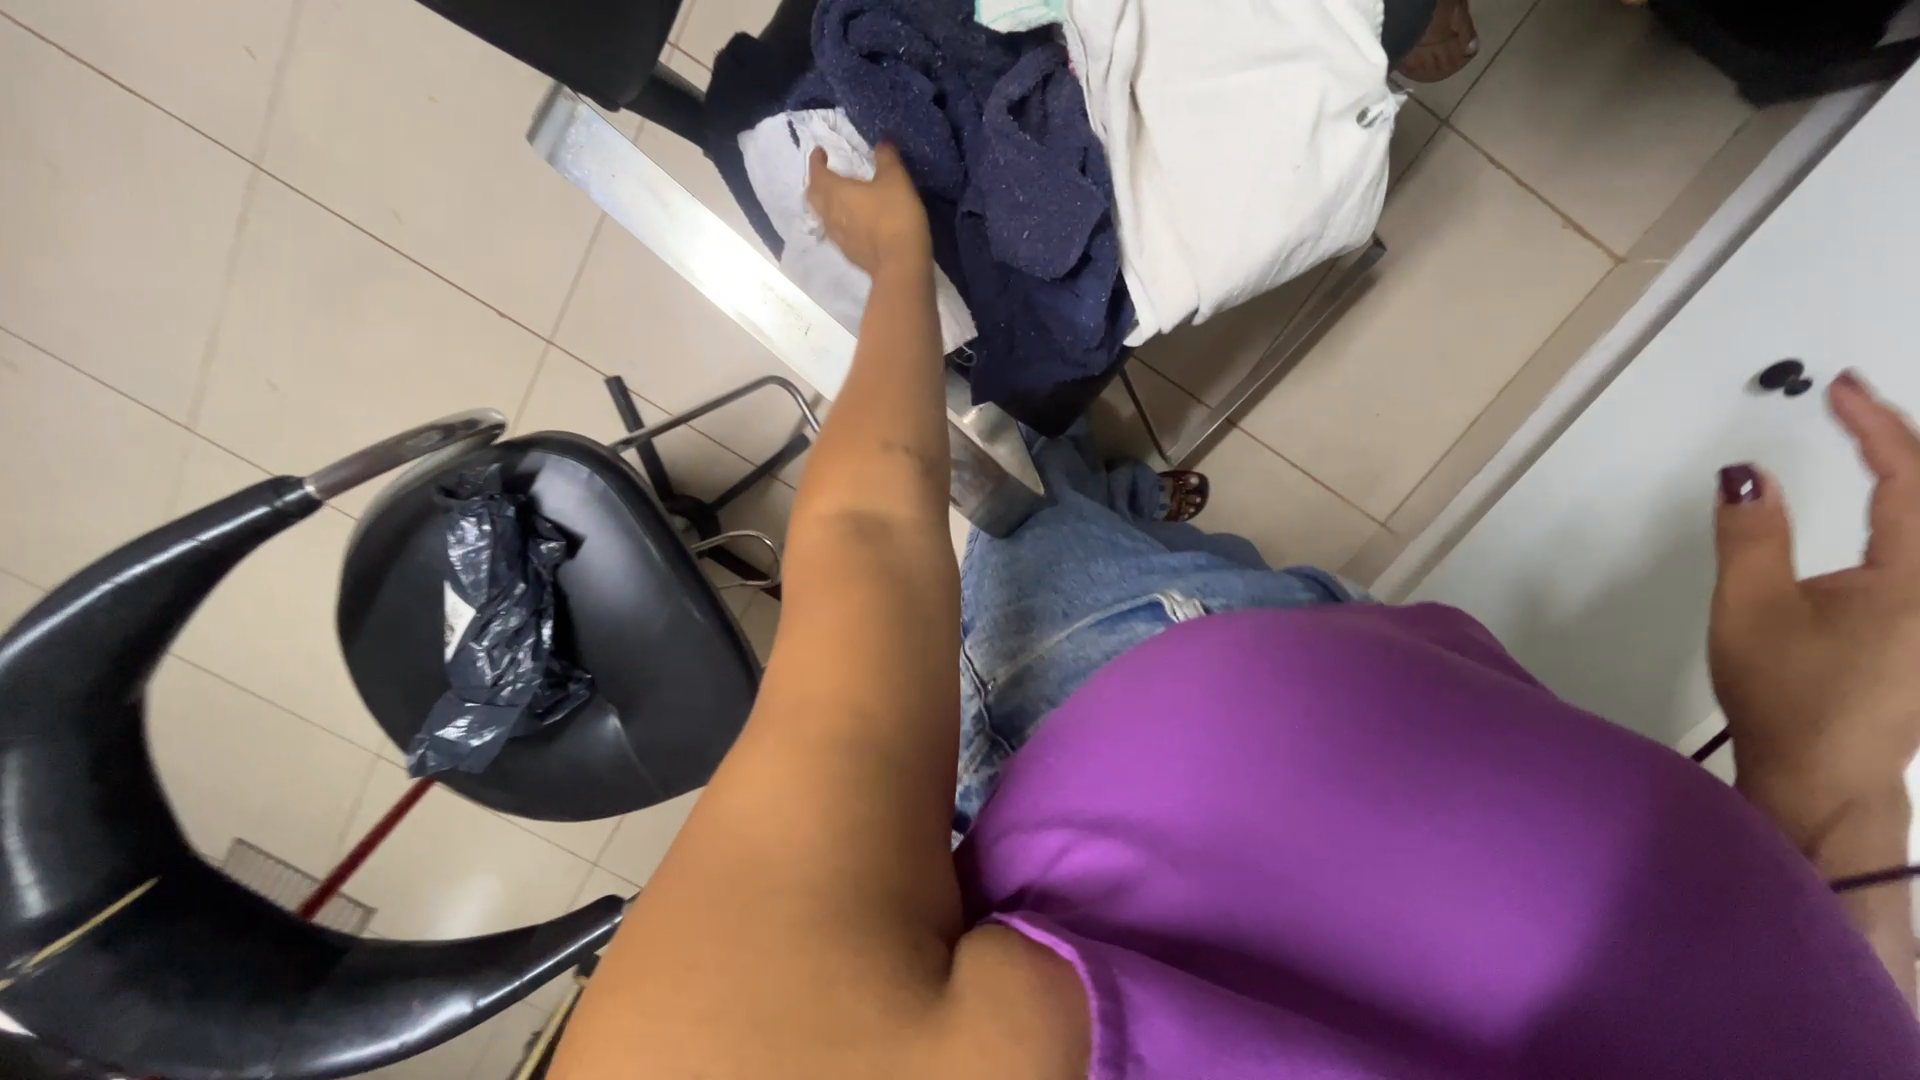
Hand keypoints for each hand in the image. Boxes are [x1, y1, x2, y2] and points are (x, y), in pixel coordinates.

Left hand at [807, 143, 931, 279]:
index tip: (819, 152)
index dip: (816, 160)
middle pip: (814, 196)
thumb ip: (887, 158)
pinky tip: (851, 223)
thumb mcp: (896, 179)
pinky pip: (837, 233)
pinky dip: (839, 222)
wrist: (900, 264)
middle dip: (817, 183)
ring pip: (823, 216)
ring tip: (837, 198)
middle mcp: (830, 215)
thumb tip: (882, 142)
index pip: (817, 173)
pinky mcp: (850, 254)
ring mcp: (838, 238)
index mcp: (836, 192)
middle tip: (826, 175)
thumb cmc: (895, 216)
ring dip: (826, 205)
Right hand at [1709, 371, 1919, 844]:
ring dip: (1913, 479)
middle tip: (1861, 408)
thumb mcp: (1752, 608)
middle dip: (1907, 442)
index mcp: (1916, 575)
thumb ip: (1752, 534)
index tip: (1843, 388)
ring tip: (1879, 445)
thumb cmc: (1787, 690)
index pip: (1910, 477)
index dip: (1876, 425)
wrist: (1825, 771)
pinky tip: (1893, 510)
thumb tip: (1746, 474)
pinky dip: (1911, 514)